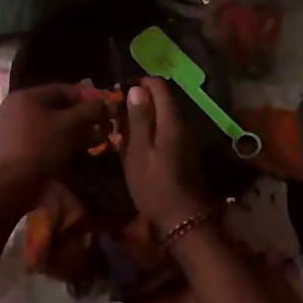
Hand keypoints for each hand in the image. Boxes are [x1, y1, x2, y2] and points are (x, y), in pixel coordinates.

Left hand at [0, 83, 112, 187]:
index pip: (64, 89)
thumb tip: (110, 103)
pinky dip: (67, 143)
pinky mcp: (24, 150)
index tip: (108, 107)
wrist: (11, 184)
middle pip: (60, 108)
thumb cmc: (40, 146)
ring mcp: (20, 131)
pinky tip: (84, 150)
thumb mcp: (70, 125)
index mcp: (27, 97)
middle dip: (86, 116)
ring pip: (56, 126)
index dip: (89, 97)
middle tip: (106, 125)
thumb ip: (91, 111)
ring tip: (100, 139)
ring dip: (79, 131)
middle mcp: (21, 110)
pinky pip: (49, 140)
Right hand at [122, 77, 212, 232]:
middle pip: (162, 100)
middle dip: (140, 100)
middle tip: (117, 114)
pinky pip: (165, 131)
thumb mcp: (139, 151)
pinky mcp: (183, 152)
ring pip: (163, 116)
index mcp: (171, 121)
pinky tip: (136, 145)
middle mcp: (183, 124)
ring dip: (144, 117)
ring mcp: (185, 138)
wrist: (180, 218)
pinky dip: (151, 131)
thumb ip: (139, 119)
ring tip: (122, 130)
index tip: (120, 92)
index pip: (159, 86)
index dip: (139, 83)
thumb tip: (137, 88)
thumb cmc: (153, 185)